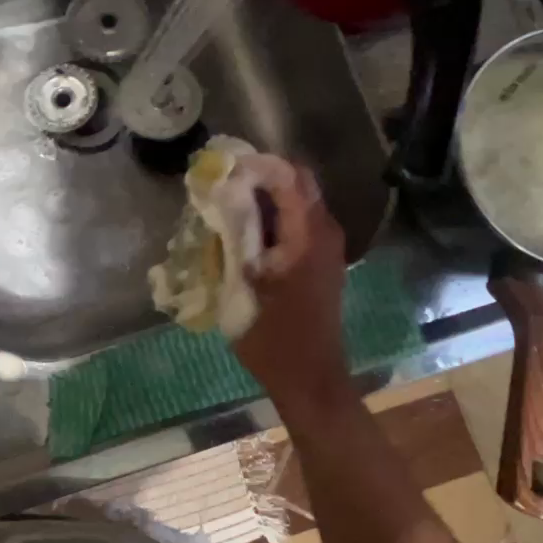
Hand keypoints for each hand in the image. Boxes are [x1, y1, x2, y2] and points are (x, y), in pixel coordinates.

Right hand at [229, 162, 351, 411]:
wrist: (308, 377)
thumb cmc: (272, 337)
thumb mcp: (242, 286)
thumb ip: (232, 240)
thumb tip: (216, 203)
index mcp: (307, 236)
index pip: (289, 177)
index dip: (256, 165)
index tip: (222, 168)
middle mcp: (324, 233)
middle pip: (296, 185)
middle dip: (259, 178)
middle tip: (220, 185)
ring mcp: (326, 248)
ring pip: (297, 203)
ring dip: (265, 198)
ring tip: (226, 206)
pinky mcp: (321, 261)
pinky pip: (298, 223)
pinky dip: (273, 218)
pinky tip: (243, 233)